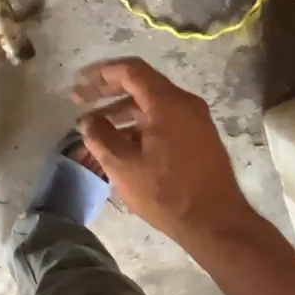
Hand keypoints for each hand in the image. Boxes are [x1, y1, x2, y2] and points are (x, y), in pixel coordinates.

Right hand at [73, 58, 263, 245]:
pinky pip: (163, 121)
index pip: (130, 71)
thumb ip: (100, 136)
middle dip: (107, 92)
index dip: (101, 73)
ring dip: (121, 113)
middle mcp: (185, 104)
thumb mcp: (123, 164)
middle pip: (141, 85)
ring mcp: (195, 122)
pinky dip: (139, 126)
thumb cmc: (166, 192)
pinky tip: (121, 145)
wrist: (216, 223)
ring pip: (151, 106)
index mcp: (167, 103)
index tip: (79, 82)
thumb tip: (87, 121)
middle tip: (79, 101)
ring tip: (95, 130)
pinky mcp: (198, 139)